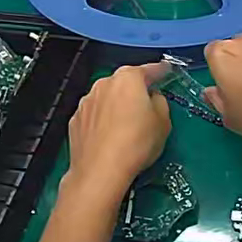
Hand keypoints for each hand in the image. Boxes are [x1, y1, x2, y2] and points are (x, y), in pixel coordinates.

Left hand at [65, 62, 171, 199]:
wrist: (100, 171)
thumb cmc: (136, 143)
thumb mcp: (163, 123)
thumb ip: (160, 102)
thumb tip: (152, 98)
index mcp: (128, 78)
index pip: (149, 70)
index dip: (160, 71)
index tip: (166, 71)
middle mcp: (104, 84)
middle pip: (124, 82)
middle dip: (134, 91)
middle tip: (145, 106)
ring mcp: (86, 101)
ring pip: (107, 98)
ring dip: (116, 106)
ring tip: (125, 126)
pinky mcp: (75, 120)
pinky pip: (94, 115)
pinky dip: (102, 121)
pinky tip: (108, 137)